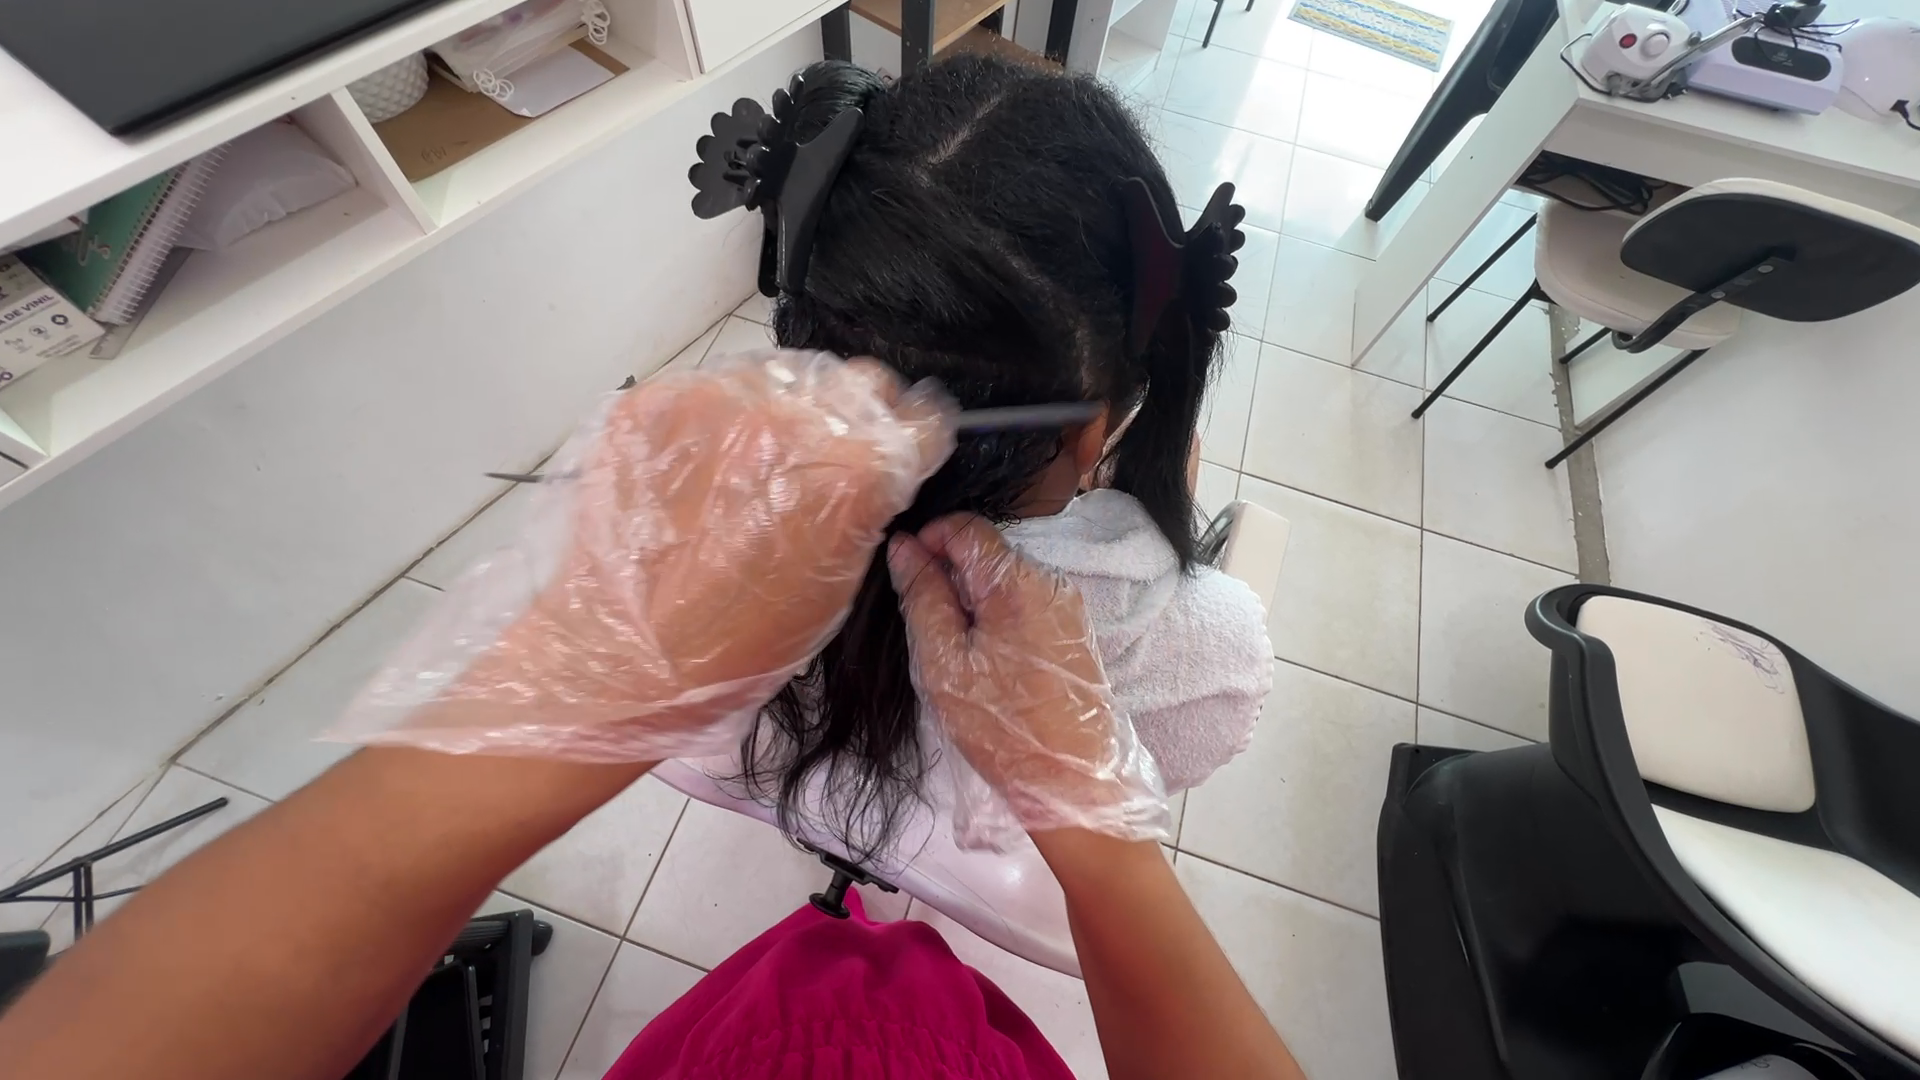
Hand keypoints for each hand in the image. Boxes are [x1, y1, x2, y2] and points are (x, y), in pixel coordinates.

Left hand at [333, 350, 955, 759]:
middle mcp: (796, 421)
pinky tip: (715, 462)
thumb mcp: (838, 585)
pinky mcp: (659, 399)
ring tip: (772, 456)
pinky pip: (723, 386)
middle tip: (841, 450)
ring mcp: (722, 400)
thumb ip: (866, 510)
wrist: (621, 654)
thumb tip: (876, 467)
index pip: (923, 422)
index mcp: (854, 476)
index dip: (920, 439)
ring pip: (794, 373)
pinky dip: (734, 416)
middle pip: (863, 381)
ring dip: (800, 408)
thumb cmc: (744, 642)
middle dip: (867, 415)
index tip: (908, 448)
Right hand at [887, 514, 1169, 845]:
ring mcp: (1067, 606)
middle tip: (925, 620)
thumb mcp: (945, 662)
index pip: (967, 527)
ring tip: (953, 646)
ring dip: (971, 597)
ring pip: (1004, 578)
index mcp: (1019, 582)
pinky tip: (983, 656)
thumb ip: (923, 596)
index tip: (906, 573)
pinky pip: (1024, 602)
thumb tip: (903, 546)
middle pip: (987, 552)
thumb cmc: (1001, 725)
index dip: (929, 538)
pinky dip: (995, 614)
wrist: (1074, 783)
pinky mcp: (1073, 630)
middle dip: (949, 572)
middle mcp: (1051, 582)